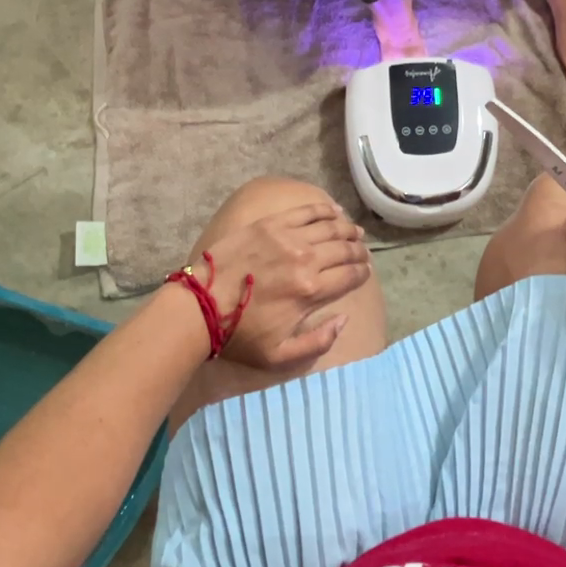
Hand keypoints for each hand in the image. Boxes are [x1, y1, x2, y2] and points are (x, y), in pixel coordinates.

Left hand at [196, 202, 372, 368]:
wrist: (199, 307)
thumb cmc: (239, 335)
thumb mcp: (280, 356)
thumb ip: (318, 342)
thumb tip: (344, 320)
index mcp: (311, 291)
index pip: (350, 276)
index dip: (363, 273)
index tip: (366, 271)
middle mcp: (307, 259)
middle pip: (344, 250)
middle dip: (359, 251)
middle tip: (363, 253)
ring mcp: (288, 237)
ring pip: (330, 227)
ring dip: (348, 229)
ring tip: (355, 232)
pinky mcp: (271, 224)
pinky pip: (306, 211)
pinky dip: (324, 209)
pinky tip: (334, 211)